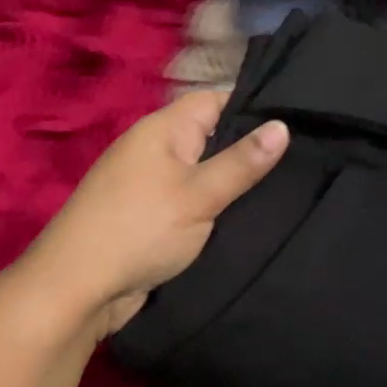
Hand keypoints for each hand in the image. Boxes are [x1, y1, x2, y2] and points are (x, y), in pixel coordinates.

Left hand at [15, 91, 287, 335]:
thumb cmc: (140, 229)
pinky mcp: (151, 216)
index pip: (216, 99)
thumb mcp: (199, 195)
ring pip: (204, 173)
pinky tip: (251, 218)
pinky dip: (215, 208)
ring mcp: (151, 183)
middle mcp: (156, 148)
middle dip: (250, 149)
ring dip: (234, 184)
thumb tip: (283, 125)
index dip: (255, 106)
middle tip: (307, 159)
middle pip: (212, 136)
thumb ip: (241, 162)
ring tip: (291, 188)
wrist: (80, 287)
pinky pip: (192, 201)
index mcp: (163, 128)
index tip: (300, 119)